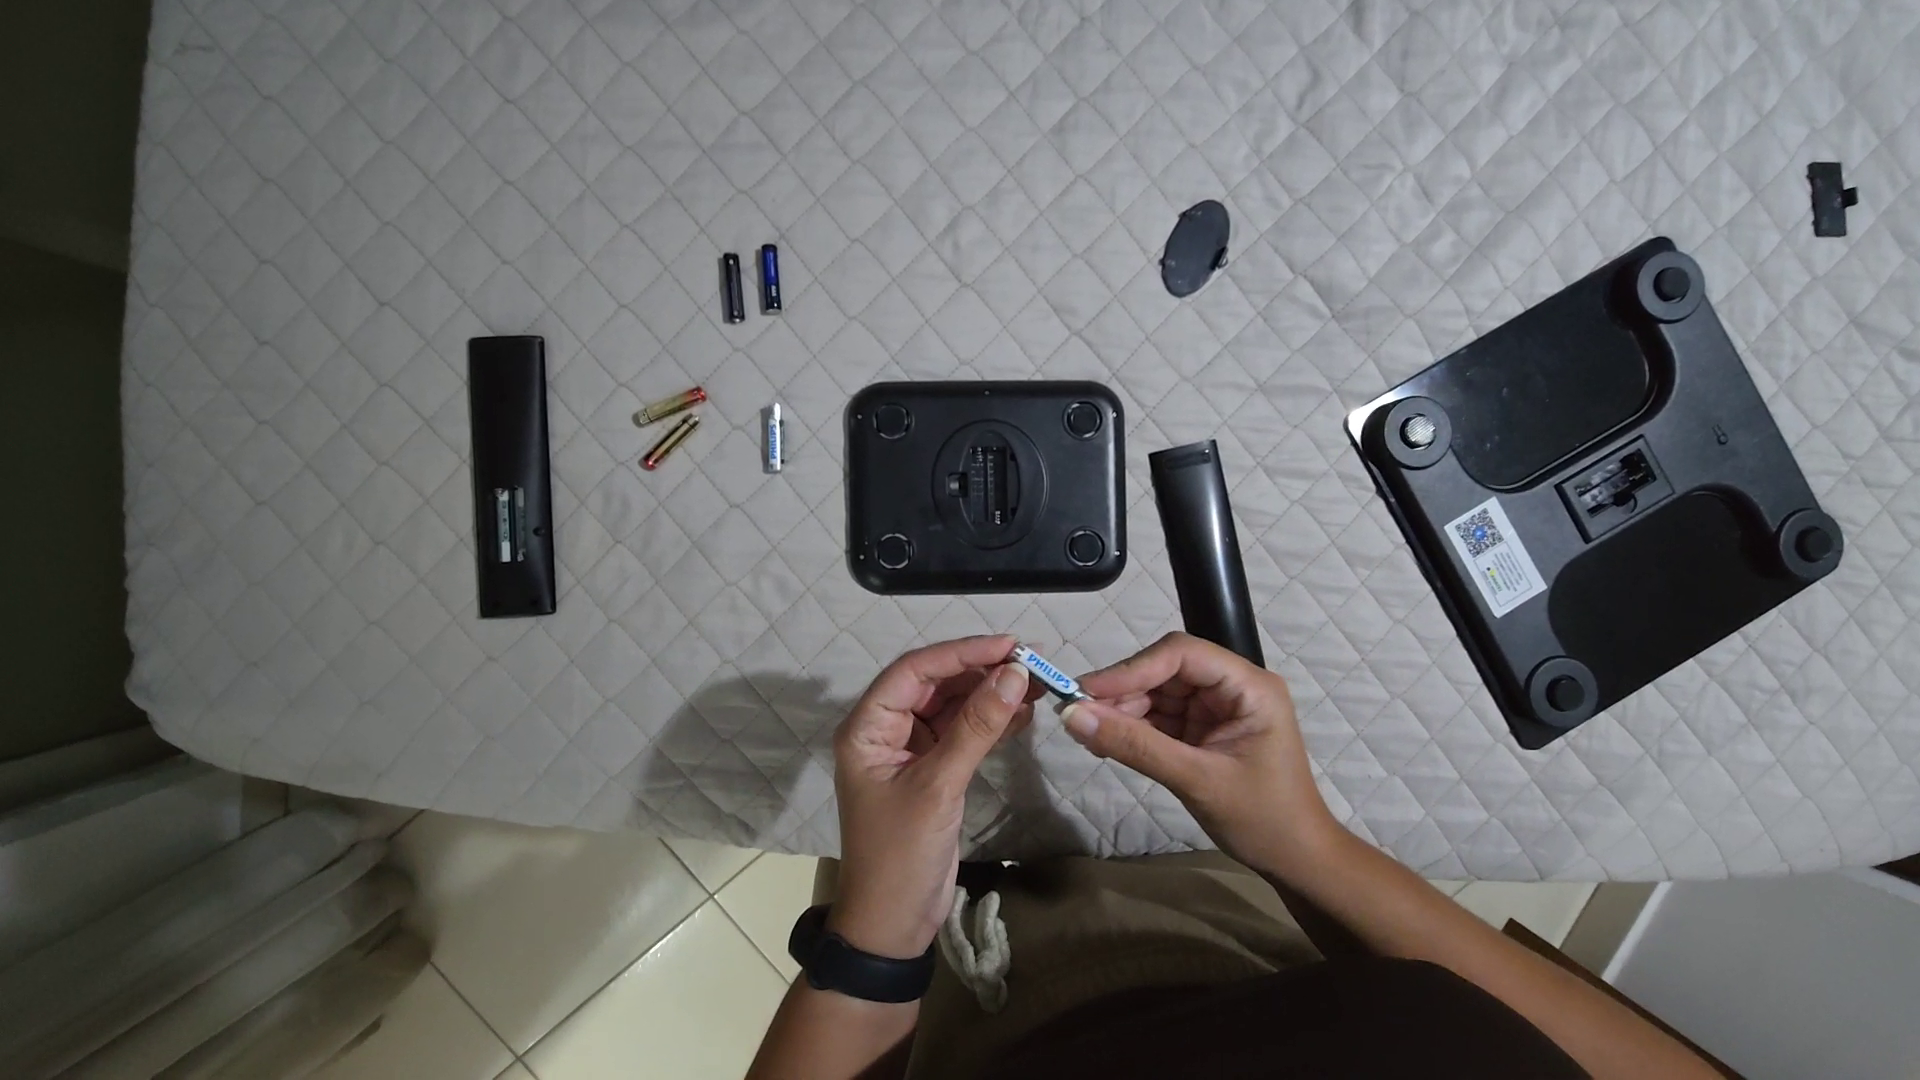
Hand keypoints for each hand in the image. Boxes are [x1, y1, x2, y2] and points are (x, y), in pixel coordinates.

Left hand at [829, 635, 1037, 958]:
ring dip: (990, 695)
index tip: (1009, 646)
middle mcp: (885, 730)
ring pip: (952, 707)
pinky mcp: (933, 770)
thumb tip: (1014, 674)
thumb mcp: (938, 787)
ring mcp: (910, 751)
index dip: (961, 652)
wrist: (893, 925)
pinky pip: (962, 733)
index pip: (914, 671)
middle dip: (980, 671)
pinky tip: (1023, 715)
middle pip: (935, 684)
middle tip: (1031, 662)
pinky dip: (991, 723)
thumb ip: (976, 728)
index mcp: (867, 727)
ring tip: (1035, 684)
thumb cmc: (901, 854)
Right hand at [1065, 632, 1334, 875]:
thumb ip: (1136, 746)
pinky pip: (1159, 716)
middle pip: (1165, 670)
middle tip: (1078, 714)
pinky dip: (1132, 727)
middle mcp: (1232, 687)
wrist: (1296, 862)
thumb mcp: (1196, 781)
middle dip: (1123, 690)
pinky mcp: (1202, 729)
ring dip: (1122, 710)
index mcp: (1249, 686)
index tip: (1088, 691)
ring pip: (1157, 692)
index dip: (1132, 668)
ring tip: (1087, 731)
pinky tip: (1105, 739)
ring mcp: (1216, 708)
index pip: (1182, 654)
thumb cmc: (1262, 819)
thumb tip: (1072, 716)